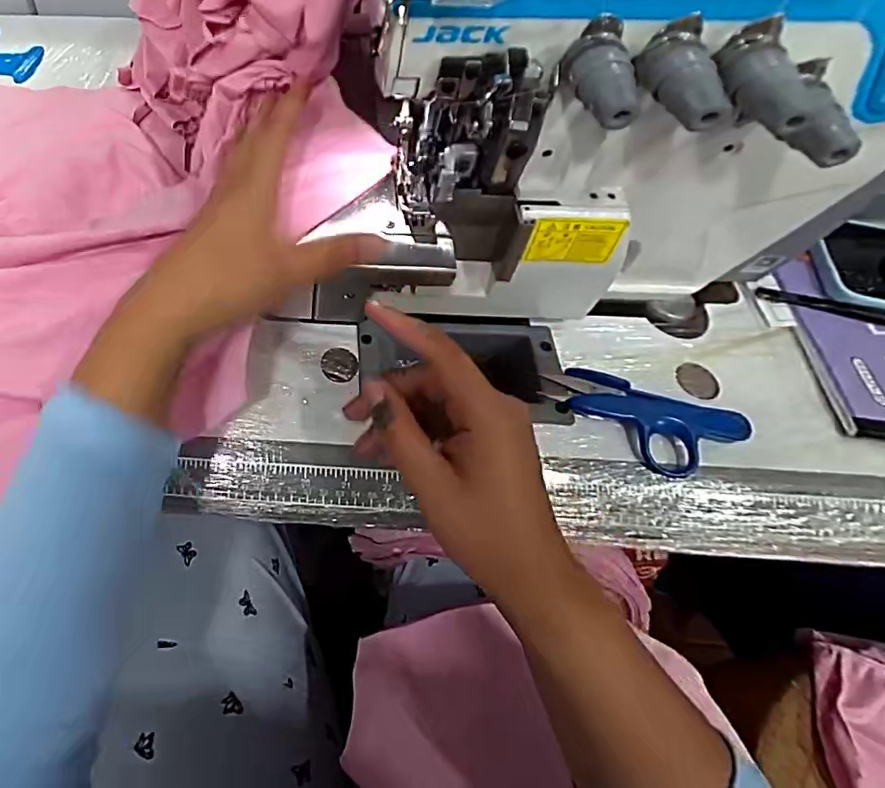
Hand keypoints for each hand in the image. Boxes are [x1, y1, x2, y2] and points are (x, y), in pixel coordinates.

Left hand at [74, 83, 384, 423]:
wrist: (170, 306)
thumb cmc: (229, 281)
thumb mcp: (289, 271)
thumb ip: (333, 255)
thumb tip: (379, 243)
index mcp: (255, 189)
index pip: (276, 136)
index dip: (290, 106)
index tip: (302, 80)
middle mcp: (232, 188)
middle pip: (252, 138)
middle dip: (269, 110)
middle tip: (280, 87)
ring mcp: (215, 205)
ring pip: (237, 156)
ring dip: (251, 131)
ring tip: (260, 117)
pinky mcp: (205, 223)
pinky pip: (228, 176)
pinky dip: (241, 160)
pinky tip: (240, 174)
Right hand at [344, 302, 582, 606]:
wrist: (531, 577)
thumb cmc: (484, 533)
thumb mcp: (430, 483)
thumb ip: (400, 431)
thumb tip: (374, 390)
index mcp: (487, 410)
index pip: (441, 353)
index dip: (404, 327)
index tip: (372, 308)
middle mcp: (494, 407)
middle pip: (432, 381)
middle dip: (390, 396)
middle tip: (352, 419)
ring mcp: (494, 423)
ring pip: (436, 403)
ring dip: (401, 419)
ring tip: (365, 446)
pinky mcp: (491, 440)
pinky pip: (448, 421)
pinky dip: (419, 433)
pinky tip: (390, 453)